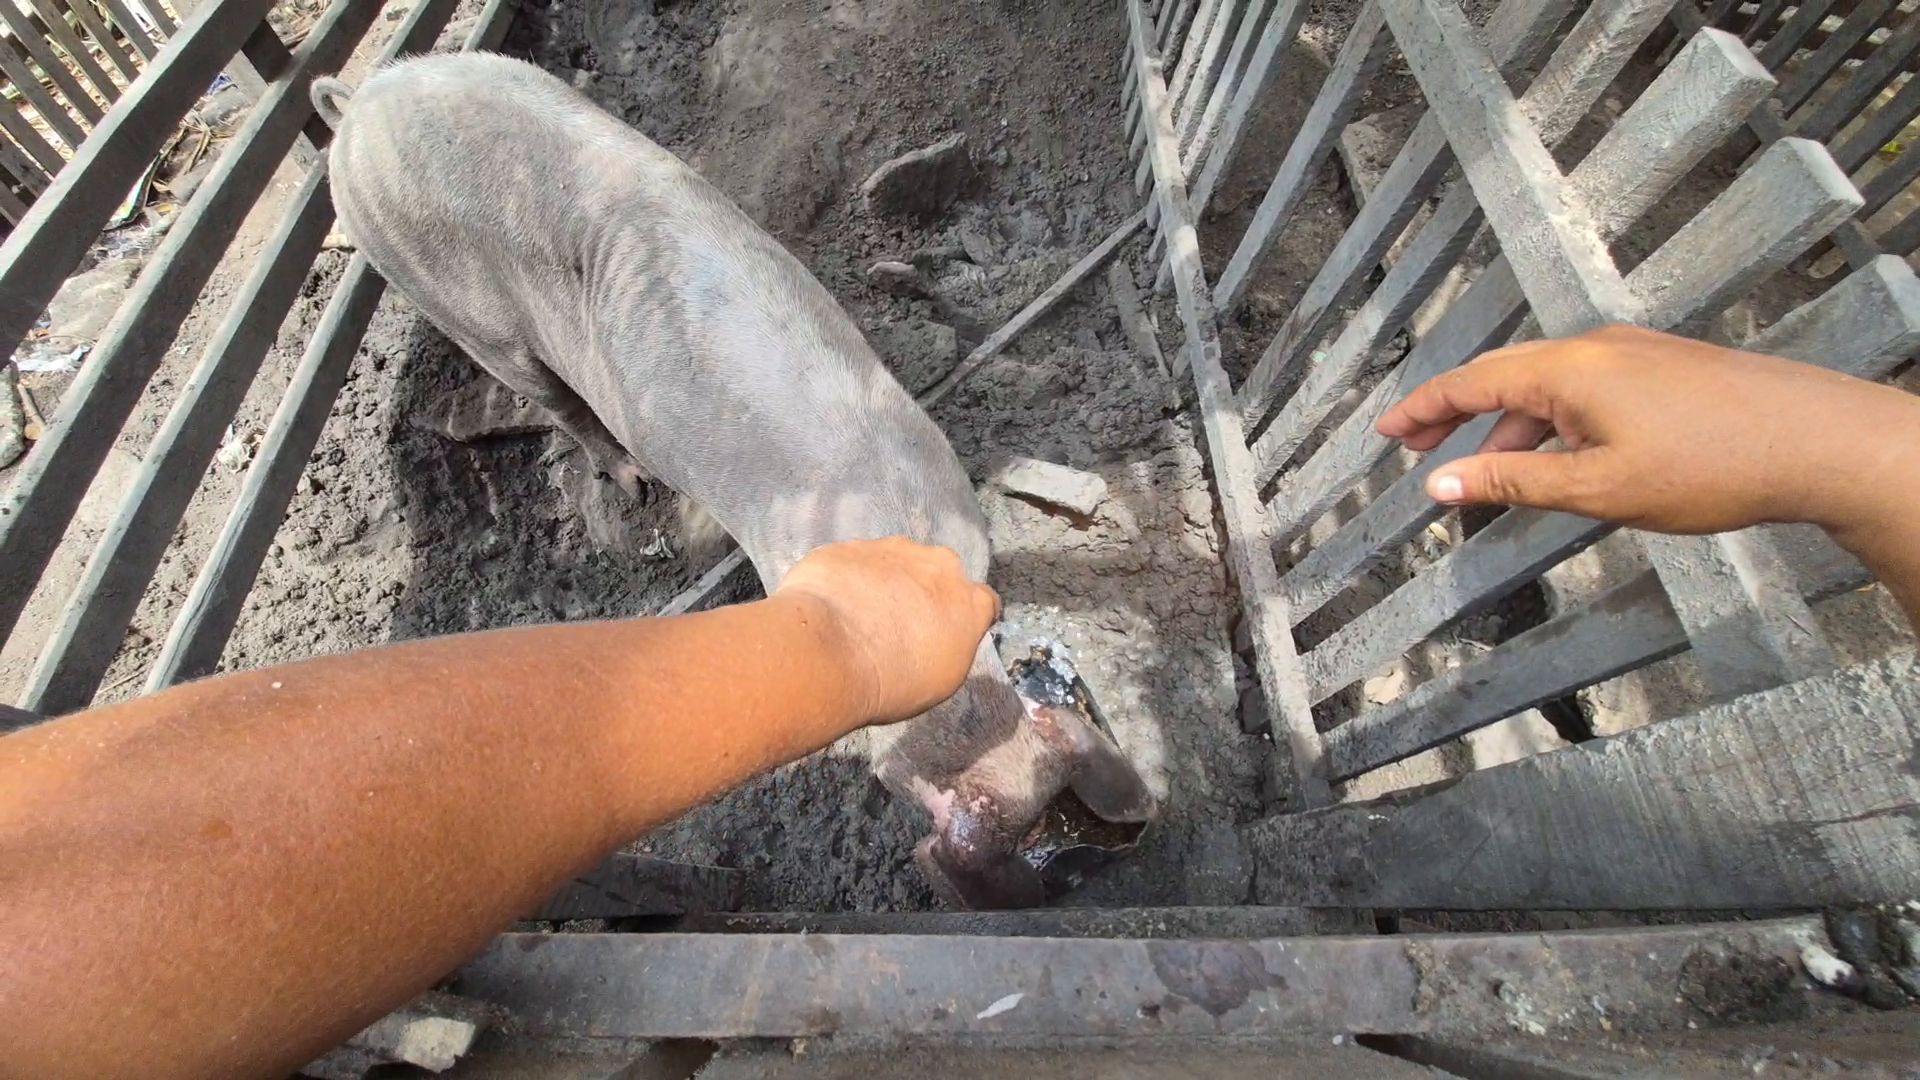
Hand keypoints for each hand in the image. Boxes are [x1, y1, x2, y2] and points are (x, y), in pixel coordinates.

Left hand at [776, 537, 1000, 725]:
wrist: (829, 654)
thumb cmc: (894, 679)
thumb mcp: (943, 678)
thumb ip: (954, 644)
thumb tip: (944, 633)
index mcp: (970, 600)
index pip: (983, 602)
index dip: (964, 617)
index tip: (946, 633)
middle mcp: (939, 564)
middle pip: (939, 573)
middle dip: (925, 592)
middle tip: (899, 624)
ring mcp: (892, 549)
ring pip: (895, 562)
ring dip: (885, 581)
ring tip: (860, 616)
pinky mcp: (850, 547)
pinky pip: (854, 562)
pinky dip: (848, 579)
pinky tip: (834, 606)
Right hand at [1376, 324, 1919, 534]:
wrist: (1842, 447)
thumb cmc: (1712, 468)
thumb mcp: (1594, 486)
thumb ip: (1507, 482)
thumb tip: (1435, 485)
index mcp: (1568, 371)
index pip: (1468, 383)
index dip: (1420, 408)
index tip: (1384, 430)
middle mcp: (1594, 350)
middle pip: (1498, 376)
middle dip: (1450, 413)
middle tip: (1414, 446)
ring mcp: (1631, 355)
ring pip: (1539, 386)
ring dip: (1500, 425)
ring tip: (1480, 470)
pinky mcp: (1660, 369)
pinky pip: (1577, 390)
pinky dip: (1543, 422)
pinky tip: (1548, 457)